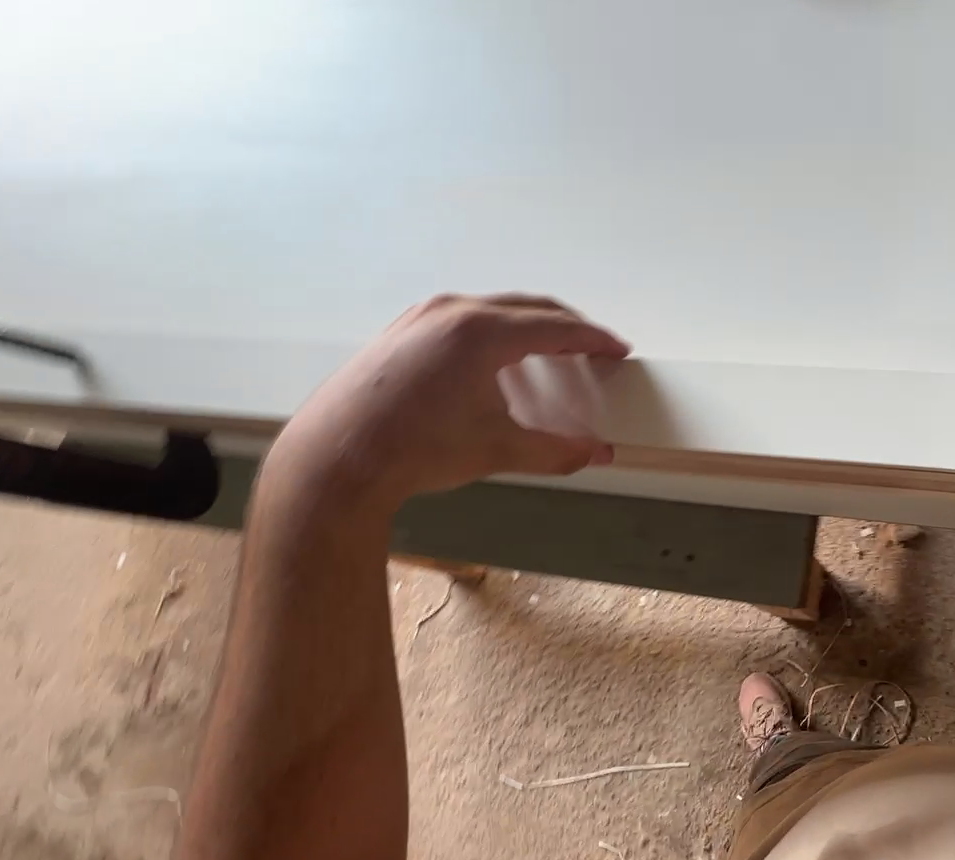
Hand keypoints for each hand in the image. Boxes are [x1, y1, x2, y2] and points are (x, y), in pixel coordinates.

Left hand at [269, 293, 628, 511]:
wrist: (337, 457)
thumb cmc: (416, 449)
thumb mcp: (499, 450)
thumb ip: (558, 450)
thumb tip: (599, 453)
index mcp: (483, 332)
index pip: (556, 327)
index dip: (594, 339)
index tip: (617, 350)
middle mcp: (452, 312)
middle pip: (528, 307)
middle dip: (567, 327)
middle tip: (593, 349)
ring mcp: (422, 317)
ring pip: (493, 311)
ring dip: (529, 329)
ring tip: (549, 359)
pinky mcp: (402, 332)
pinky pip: (463, 320)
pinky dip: (494, 335)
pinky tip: (495, 369)